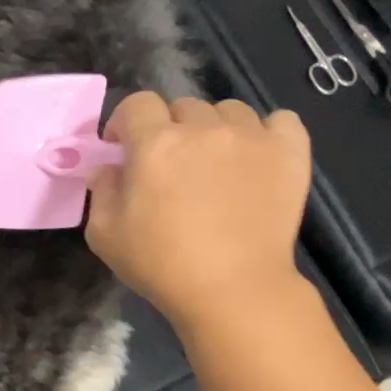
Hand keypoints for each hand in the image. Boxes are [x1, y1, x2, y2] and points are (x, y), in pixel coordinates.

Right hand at [86, 93, 312, 327]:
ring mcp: (252, 135)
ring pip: (227, 110)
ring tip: (210, 163)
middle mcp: (204, 128)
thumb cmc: (158, 263)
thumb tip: (107, 168)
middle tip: (166, 165)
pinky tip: (251, 158)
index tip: (121, 146)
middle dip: (167, 128)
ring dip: (212, 128)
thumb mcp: (104, 235)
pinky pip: (277, 120)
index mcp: (155, 145)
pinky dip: (262, 132)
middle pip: (182, 106)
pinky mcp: (290, 149)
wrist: (230, 286)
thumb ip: (100, 192)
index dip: (124, 121)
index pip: (137, 104)